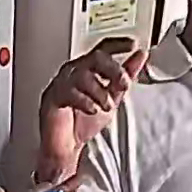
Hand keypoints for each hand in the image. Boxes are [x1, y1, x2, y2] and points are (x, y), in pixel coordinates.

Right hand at [39, 38, 147, 179]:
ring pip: (83, 75)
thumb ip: (124, 79)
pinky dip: (84, 101)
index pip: (102, 49)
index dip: (118, 44)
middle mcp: (72, 73)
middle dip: (113, 69)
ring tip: (106, 106)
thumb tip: (140, 57)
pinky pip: (69, 92)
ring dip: (100, 91)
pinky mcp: (52, 98)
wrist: (66, 148)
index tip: (133, 45)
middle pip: (95, 58)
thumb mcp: (111, 99)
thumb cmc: (81, 124)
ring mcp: (61, 84)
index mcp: (86, 70)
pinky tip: (92, 110)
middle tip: (124, 83)